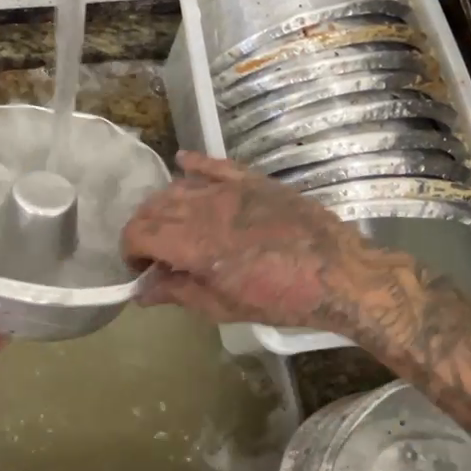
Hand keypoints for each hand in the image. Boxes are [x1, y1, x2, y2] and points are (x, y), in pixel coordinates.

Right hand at [121, 152, 377, 332]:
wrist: (339, 274)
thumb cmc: (280, 299)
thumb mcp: (223, 307)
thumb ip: (177, 292)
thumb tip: (142, 291)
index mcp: (192, 244)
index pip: (137, 233)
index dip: (130, 251)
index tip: (140, 268)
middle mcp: (202, 209)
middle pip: (152, 208)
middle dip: (143, 230)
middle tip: (154, 253)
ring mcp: (227, 191)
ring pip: (176, 188)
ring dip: (163, 206)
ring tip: (171, 226)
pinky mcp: (251, 181)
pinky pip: (213, 165)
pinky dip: (193, 163)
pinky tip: (182, 162)